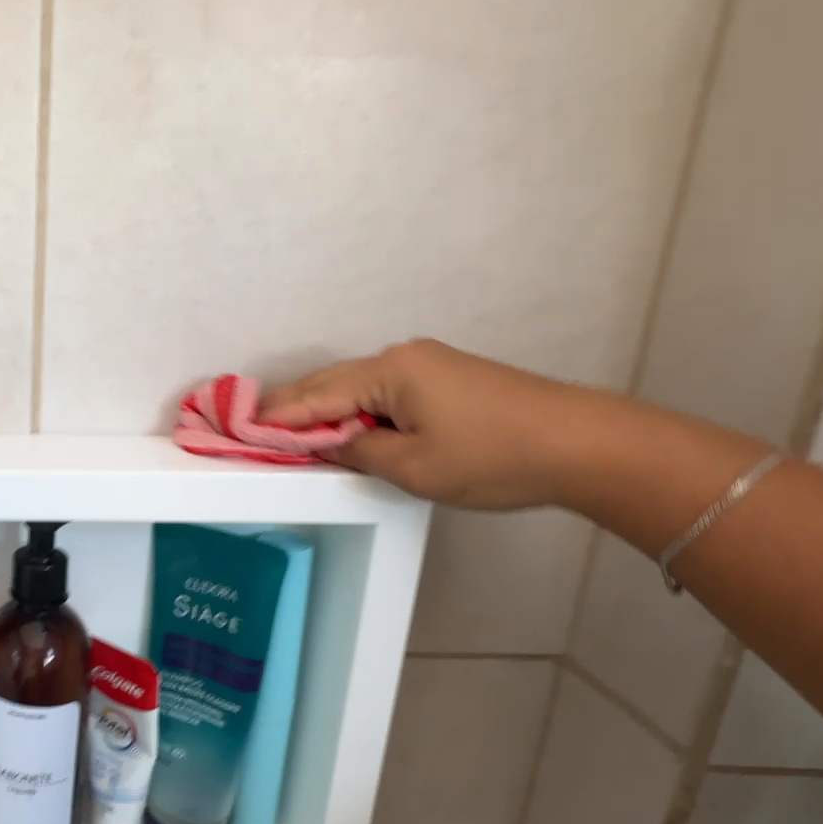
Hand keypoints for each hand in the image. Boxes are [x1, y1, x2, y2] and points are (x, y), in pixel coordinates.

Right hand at [260, 339, 595, 509]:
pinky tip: (340, 423)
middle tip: (249, 424)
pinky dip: (352, 407)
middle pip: (330, 382)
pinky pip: (380, 390)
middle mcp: (402, 357)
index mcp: (389, 372)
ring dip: (321, 406)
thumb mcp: (413, 466)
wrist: (584, 445)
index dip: (277, 417)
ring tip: (285, 426)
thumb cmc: (493, 457)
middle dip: (291, 404)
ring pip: (355, 385)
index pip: (315, 397)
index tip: (238, 427)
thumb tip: (329, 444)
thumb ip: (358, 452)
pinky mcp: (445, 378)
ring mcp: (426, 364)